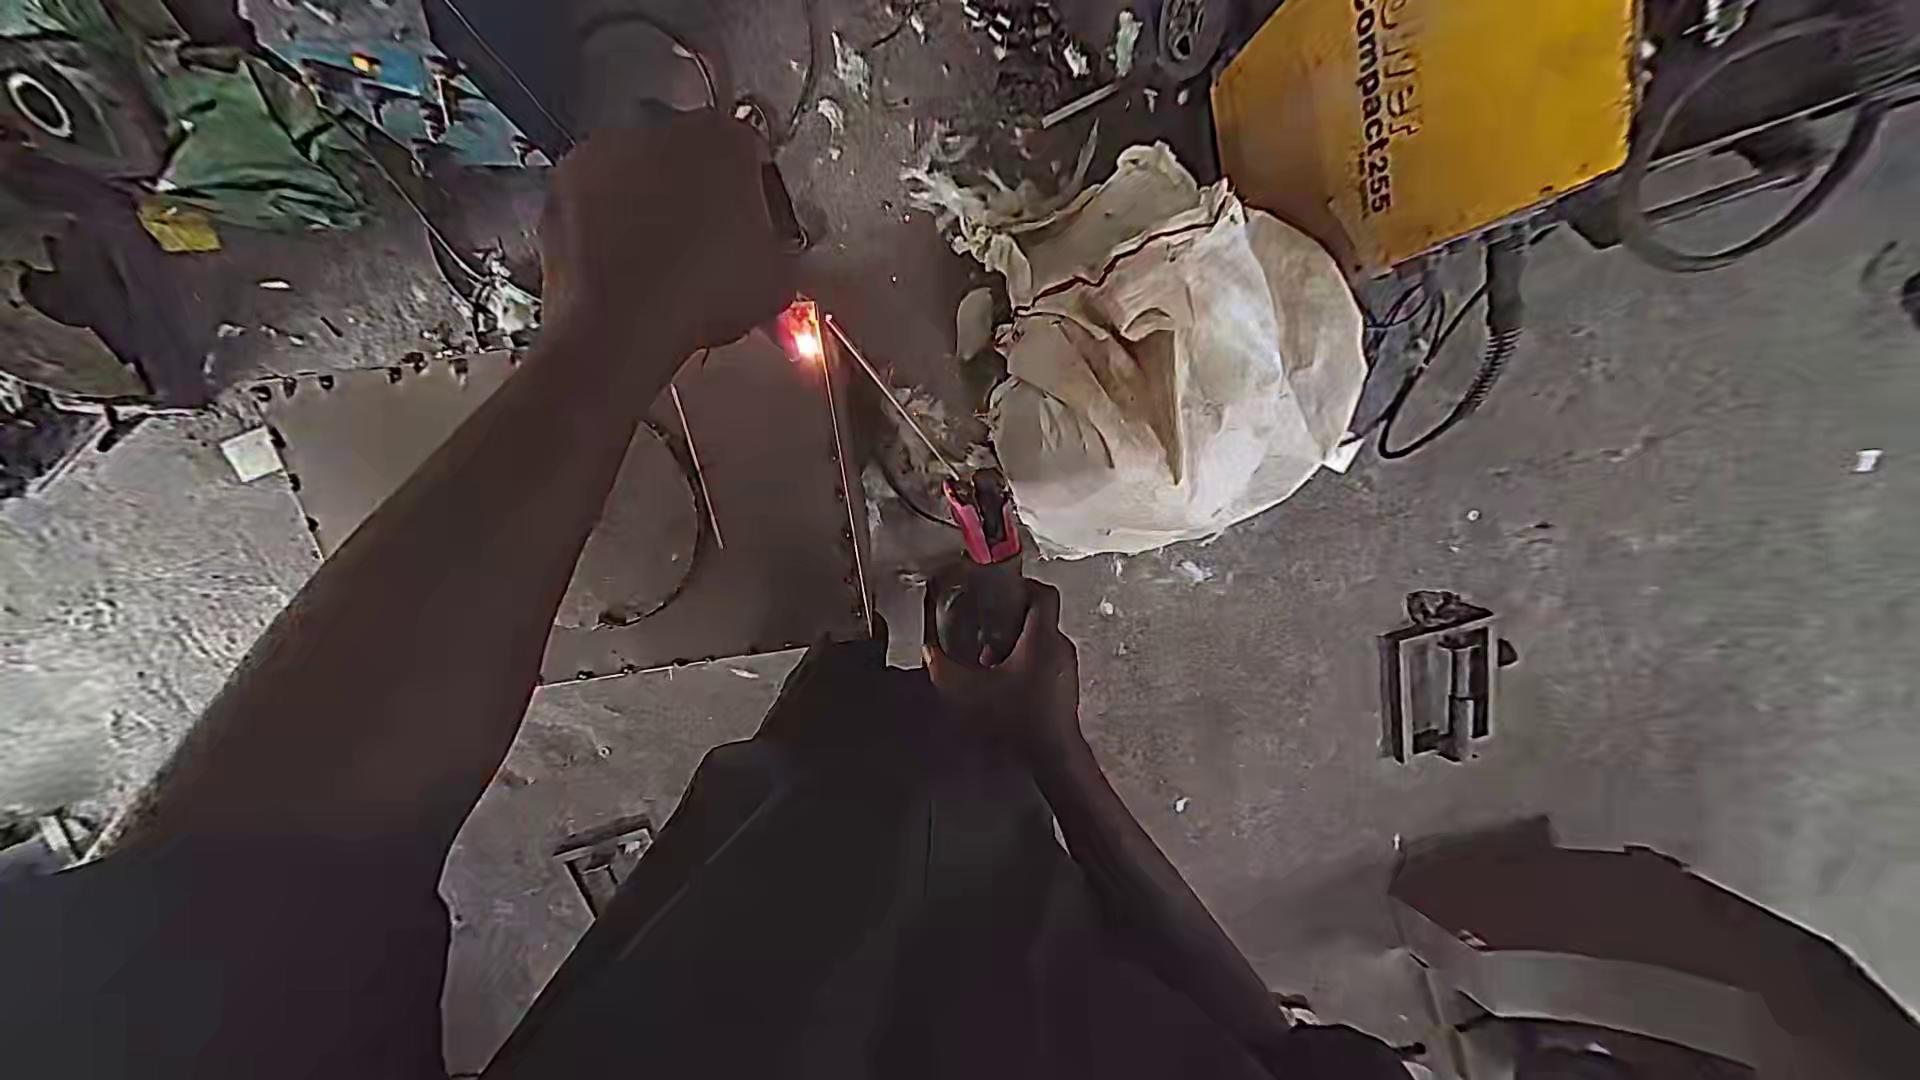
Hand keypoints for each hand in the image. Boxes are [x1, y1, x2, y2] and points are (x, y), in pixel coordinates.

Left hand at [539, 111, 796, 355]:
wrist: (626, 320)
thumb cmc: (704, 292)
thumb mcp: (778, 282)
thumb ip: (784, 253)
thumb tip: (779, 256)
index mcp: (725, 143)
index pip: (754, 155)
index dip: (763, 197)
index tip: (763, 227)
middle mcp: (663, 130)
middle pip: (696, 160)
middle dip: (708, 199)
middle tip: (720, 251)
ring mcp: (608, 151)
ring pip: (647, 176)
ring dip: (662, 209)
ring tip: (676, 266)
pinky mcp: (568, 182)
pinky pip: (606, 200)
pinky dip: (619, 226)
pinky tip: (638, 267)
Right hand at [925, 580, 1082, 761]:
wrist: (1051, 757)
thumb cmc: (1016, 720)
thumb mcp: (967, 692)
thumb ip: (942, 668)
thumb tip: (928, 653)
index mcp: (1041, 639)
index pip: (1044, 593)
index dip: (1024, 584)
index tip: (1003, 587)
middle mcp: (1059, 647)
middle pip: (1040, 615)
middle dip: (1013, 614)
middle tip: (989, 620)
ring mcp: (1065, 668)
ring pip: (1042, 638)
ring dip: (1018, 640)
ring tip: (990, 654)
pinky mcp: (1065, 686)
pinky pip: (1046, 659)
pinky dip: (1026, 660)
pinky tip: (1004, 680)